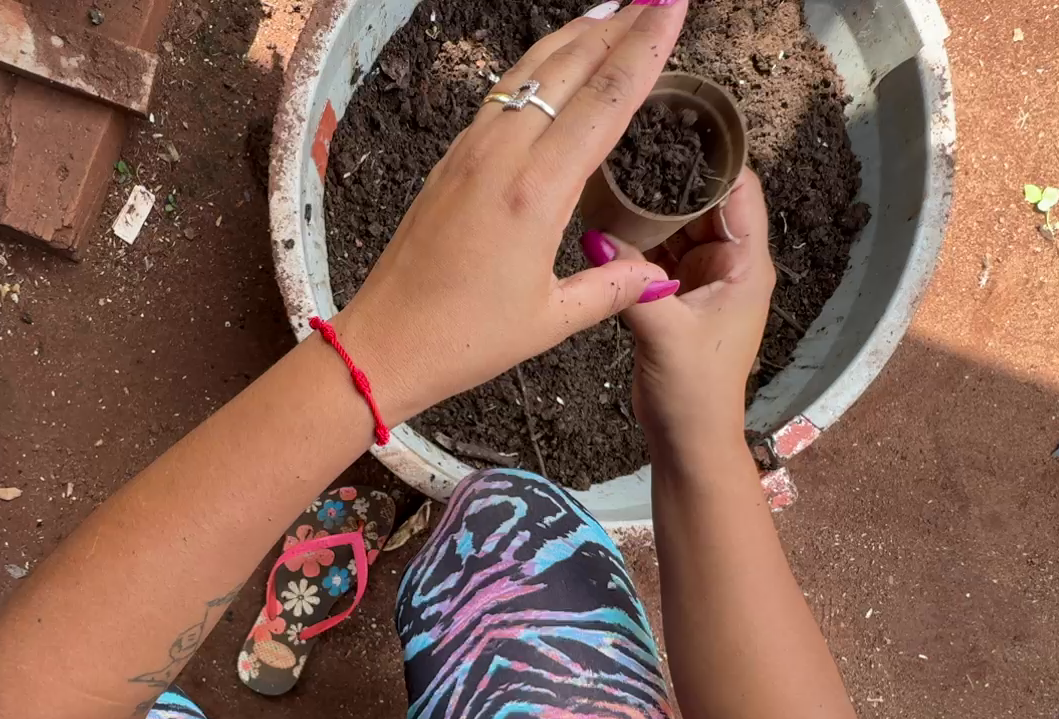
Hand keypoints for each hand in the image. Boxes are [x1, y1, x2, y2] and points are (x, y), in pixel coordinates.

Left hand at [330, 0, 688, 420]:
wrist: (383, 345)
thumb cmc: (461, 339)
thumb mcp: (548, 322)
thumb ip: (609, 290)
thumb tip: (655, 275)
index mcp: (535, 192)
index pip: (605, 99)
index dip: (646, 47)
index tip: (675, 4)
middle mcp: (500, 157)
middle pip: (567, 68)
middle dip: (617, 26)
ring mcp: (467, 155)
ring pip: (527, 74)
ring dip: (573, 39)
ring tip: (609, 14)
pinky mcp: (446, 165)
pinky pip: (498, 99)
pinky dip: (532, 72)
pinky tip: (547, 72)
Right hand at [599, 169, 774, 450]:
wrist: (687, 437)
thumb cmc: (693, 389)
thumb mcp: (664, 332)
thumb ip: (630, 284)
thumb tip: (592, 237)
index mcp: (746, 264)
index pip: (738, 192)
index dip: (713, 157)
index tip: (675, 125)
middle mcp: (727, 264)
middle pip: (702, 205)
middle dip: (670, 181)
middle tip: (630, 147)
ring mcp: (699, 281)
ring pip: (675, 231)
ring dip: (649, 213)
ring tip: (613, 179)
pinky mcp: (675, 299)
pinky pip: (656, 258)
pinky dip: (636, 245)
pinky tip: (608, 226)